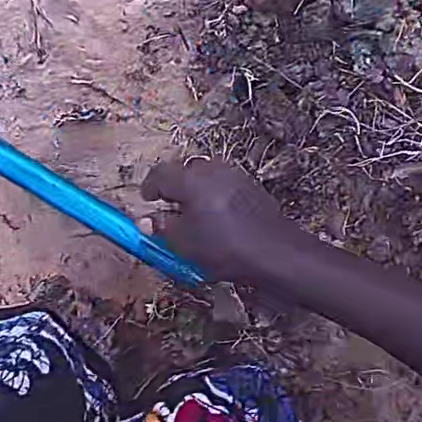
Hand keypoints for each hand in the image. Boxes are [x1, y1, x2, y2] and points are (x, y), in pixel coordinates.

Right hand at [142, 159, 306, 283]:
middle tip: (167, 208)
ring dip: (195, 190)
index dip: (150, 187)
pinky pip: (224, 184)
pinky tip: (216, 218)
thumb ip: (161, 229)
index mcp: (191, 179)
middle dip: (173, 187)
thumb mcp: (184, 244)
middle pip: (184, 170)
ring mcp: (236, 175)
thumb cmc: (225, 248)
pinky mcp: (252, 186)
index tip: (147, 199)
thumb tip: (145, 221)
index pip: (161, 174)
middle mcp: (213, 169)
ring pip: (206, 176)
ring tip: (192, 214)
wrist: (276, 252)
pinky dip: (214, 195)